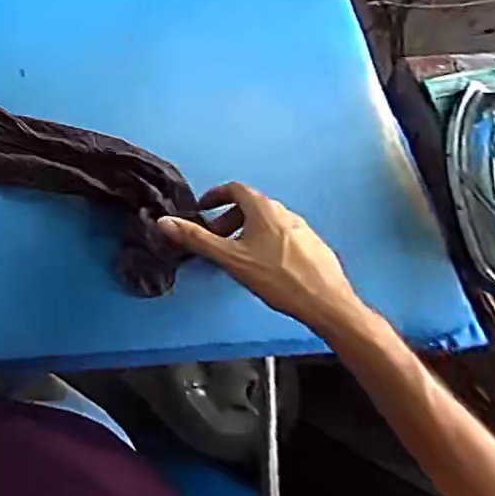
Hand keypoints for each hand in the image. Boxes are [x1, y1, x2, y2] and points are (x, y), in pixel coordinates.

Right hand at [157, 181, 369, 336]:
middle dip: (229, 218)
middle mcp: (285, 213)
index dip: (215, 196)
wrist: (331, 307)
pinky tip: (269, 267)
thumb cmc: (278, 278)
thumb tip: (164, 222)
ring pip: (269, 222)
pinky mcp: (317, 248)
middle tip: (218, 237)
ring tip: (240, 254)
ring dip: (249, 231)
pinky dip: (269, 242)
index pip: (235, 189)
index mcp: (263, 209)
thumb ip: (197, 239)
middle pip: (251, 205)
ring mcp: (304, 230)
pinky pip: (285, 236)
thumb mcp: (231, 259)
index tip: (204, 209)